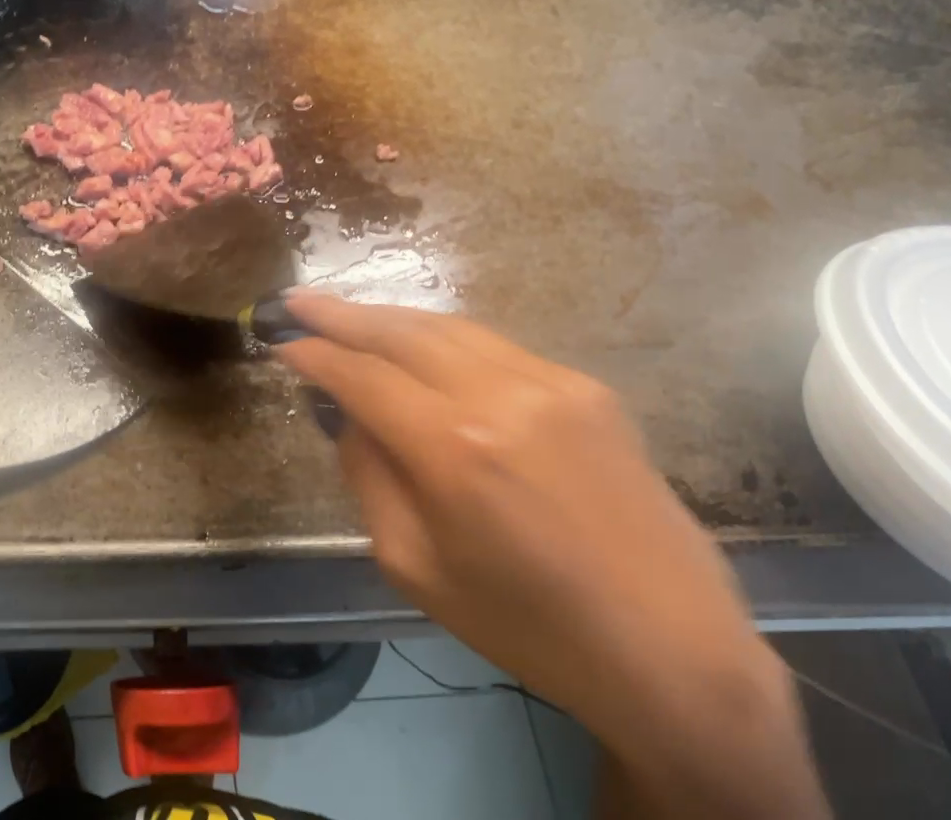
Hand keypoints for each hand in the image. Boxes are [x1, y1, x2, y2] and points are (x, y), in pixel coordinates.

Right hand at [274, 294, 825, 819]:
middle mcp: (500, 396)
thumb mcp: (413, 565)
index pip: (360, 376)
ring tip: (347, 313)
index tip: (280, 343)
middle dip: (341, 314)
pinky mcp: (588, 390)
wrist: (671, 649)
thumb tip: (351, 417)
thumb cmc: (525, 625)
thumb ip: (370, 476)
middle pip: (401, 333)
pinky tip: (419, 345)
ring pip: (450, 327)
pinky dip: (443, 338)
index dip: (313, 355)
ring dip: (391, 318)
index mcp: (451, 448)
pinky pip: (494, 347)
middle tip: (297, 300)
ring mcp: (552, 384)